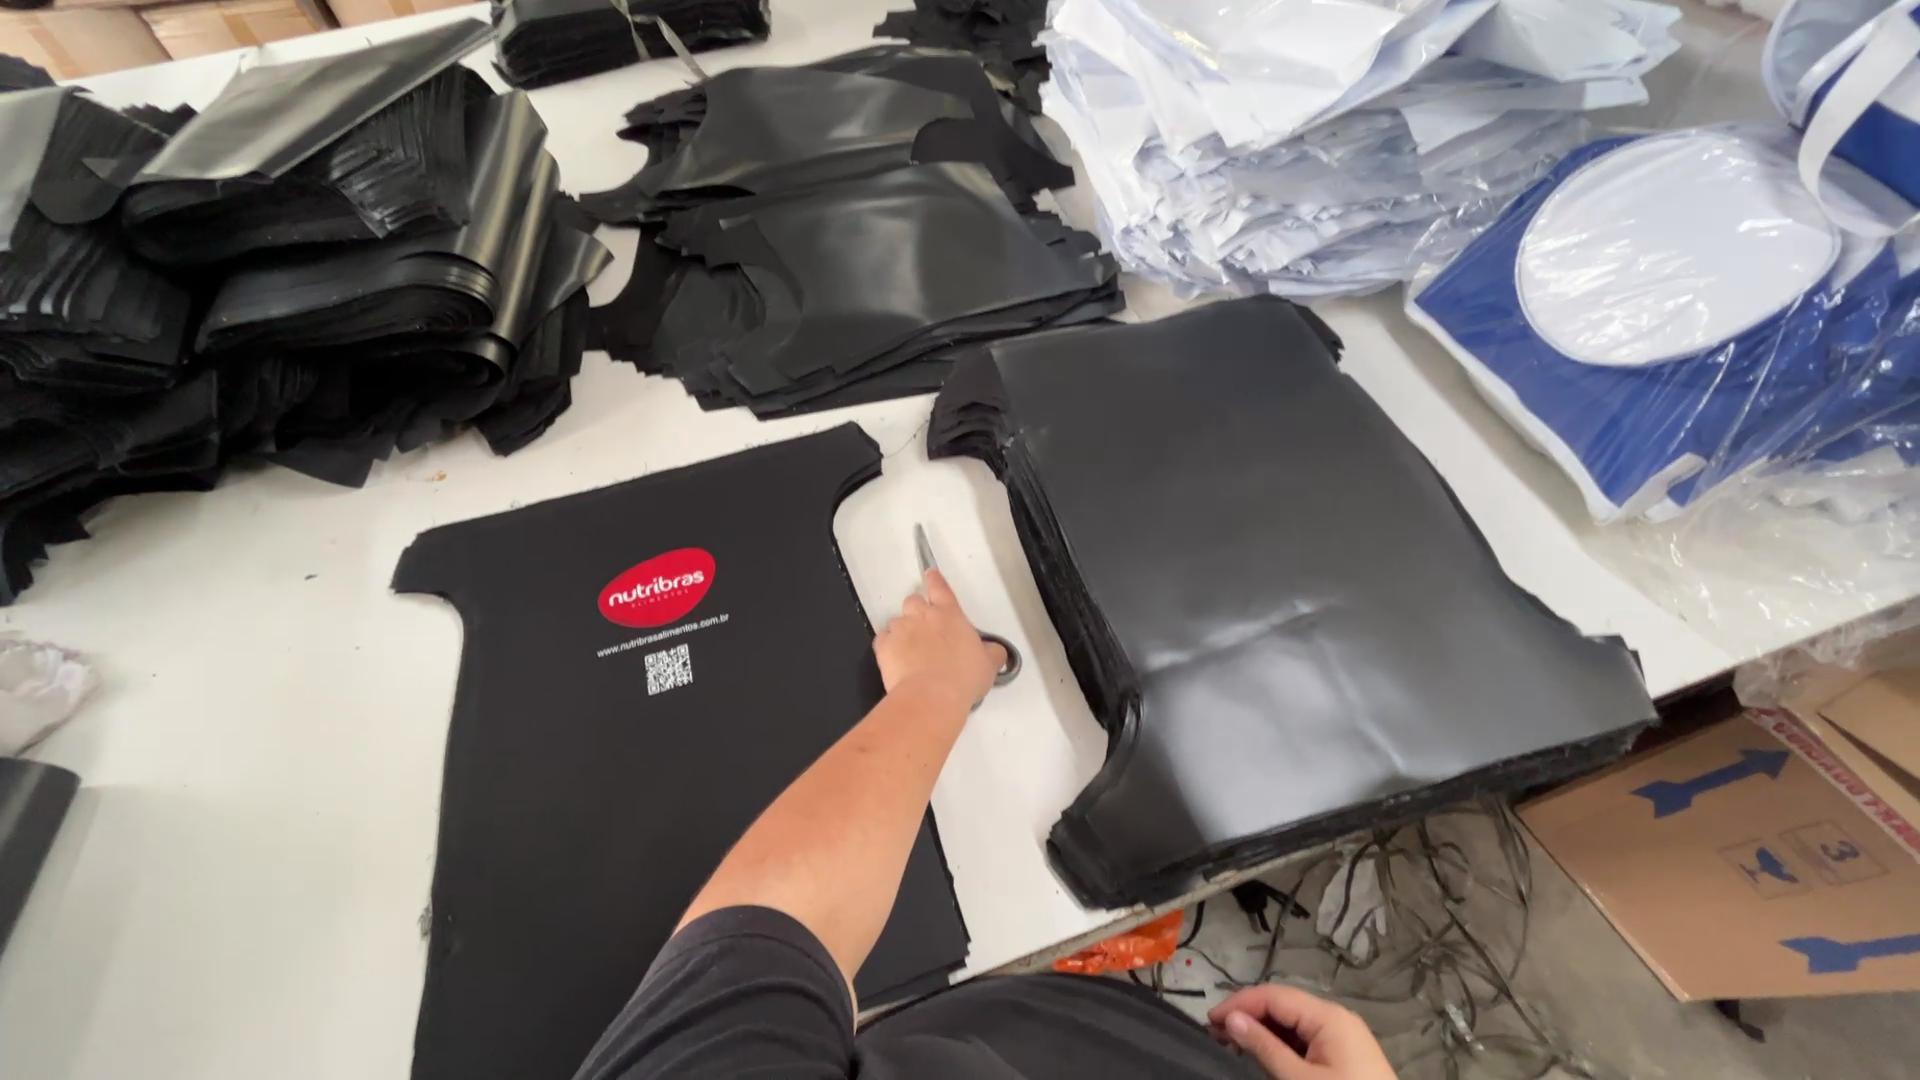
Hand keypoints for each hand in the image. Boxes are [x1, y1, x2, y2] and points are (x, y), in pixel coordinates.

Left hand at [874, 569, 1006, 711]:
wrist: (931, 696)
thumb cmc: (963, 678)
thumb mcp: (988, 665)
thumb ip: (992, 653)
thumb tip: (995, 651)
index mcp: (950, 615)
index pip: (940, 588)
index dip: (935, 580)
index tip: (930, 575)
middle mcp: (923, 616)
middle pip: (913, 600)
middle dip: (917, 609)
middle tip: (923, 627)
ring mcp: (901, 630)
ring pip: (896, 620)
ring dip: (902, 630)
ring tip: (909, 649)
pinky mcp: (884, 647)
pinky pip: (883, 639)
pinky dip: (888, 645)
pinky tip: (895, 658)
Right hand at [1208, 986, 1396, 1079]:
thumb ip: (1264, 1048)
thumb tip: (1230, 1019)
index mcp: (1328, 1017)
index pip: (1273, 996)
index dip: (1239, 1004)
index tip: (1209, 1021)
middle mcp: (1336, 1018)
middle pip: (1282, 1006)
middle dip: (1249, 1016)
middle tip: (1216, 1033)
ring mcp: (1344, 1037)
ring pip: (1293, 1023)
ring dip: (1263, 1030)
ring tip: (1233, 1043)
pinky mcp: (1347, 1057)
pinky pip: (1306, 1040)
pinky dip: (1282, 1044)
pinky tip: (1263, 1054)